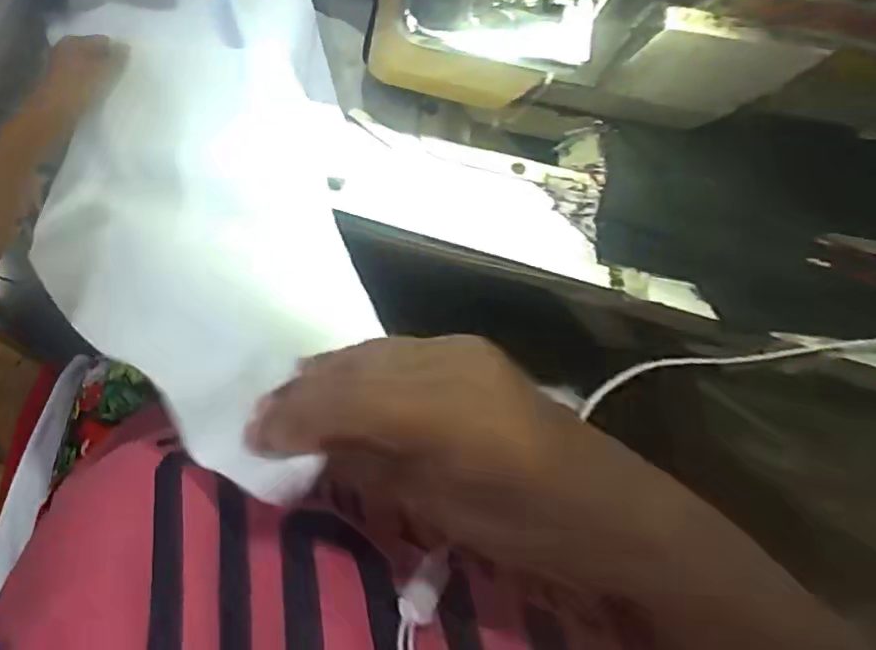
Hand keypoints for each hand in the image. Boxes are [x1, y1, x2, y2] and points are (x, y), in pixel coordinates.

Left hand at [22, 35, 125, 128]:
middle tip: (119, 75)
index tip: (126, 64)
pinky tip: (95, 96)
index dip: (114, 50)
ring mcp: (56, 70)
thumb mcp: (103, 70)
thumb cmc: (78, 87)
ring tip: (109, 87)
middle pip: (91, 54)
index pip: (101, 40)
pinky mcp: (55, 88)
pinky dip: (86, 87)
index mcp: (71, 42)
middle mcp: (60, 52)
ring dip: (95, 76)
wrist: (51, 117)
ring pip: (83, 69)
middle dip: (104, 63)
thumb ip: (117, 57)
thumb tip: (125, 46)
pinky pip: (77, 83)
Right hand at [249, 336, 596, 579]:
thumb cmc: (531, 530)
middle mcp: (444, 363)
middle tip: (259, 417)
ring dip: (320, 376)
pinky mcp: (460, 345)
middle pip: (348, 370)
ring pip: (362, 353)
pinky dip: (353, 367)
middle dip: (297, 395)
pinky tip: (333, 381)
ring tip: (285, 399)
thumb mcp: (439, 511)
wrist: (622, 511)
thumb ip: (365, 466)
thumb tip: (303, 446)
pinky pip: (386, 350)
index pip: (344, 401)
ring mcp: (452, 347)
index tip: (253, 436)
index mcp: (447, 414)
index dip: (292, 418)